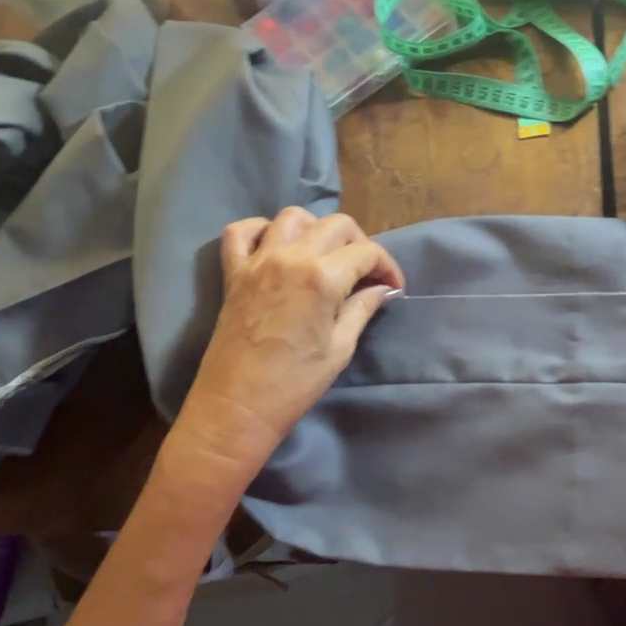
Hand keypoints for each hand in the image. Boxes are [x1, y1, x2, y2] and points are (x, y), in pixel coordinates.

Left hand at [175, 208, 404, 464]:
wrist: (236, 407)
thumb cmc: (294, 384)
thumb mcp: (340, 347)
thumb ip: (362, 308)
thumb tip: (382, 288)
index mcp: (322, 277)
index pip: (367, 252)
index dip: (387, 266)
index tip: (392, 287)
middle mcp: (291, 257)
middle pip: (336, 225)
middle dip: (359, 244)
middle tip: (364, 273)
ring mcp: (258, 261)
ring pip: (293, 217)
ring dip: (316, 229)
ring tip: (324, 256)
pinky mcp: (233, 272)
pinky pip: (241, 232)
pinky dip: (260, 230)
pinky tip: (275, 247)